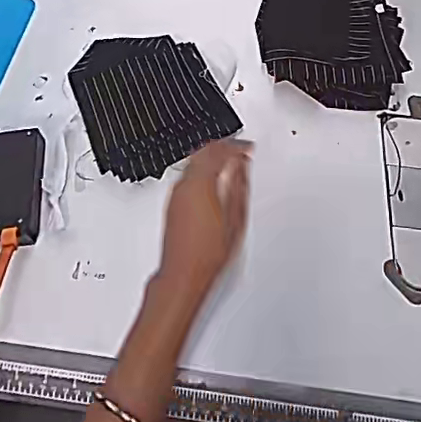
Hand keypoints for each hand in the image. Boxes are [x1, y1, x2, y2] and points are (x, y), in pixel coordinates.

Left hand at [158, 140, 251, 297]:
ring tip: (229, 166)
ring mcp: (175, 195)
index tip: (248, 149)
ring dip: (211, 159)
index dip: (236, 146)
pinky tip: (214, 183)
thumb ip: (238, 187)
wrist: (183, 275)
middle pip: (202, 152)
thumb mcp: (235, 219)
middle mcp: (183, 186)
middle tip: (239, 152)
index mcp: (200, 185)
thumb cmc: (207, 254)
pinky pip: (187, 177)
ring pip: (193, 163)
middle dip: (222, 148)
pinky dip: (202, 173)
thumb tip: (241, 167)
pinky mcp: (172, 205)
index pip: (218, 151)